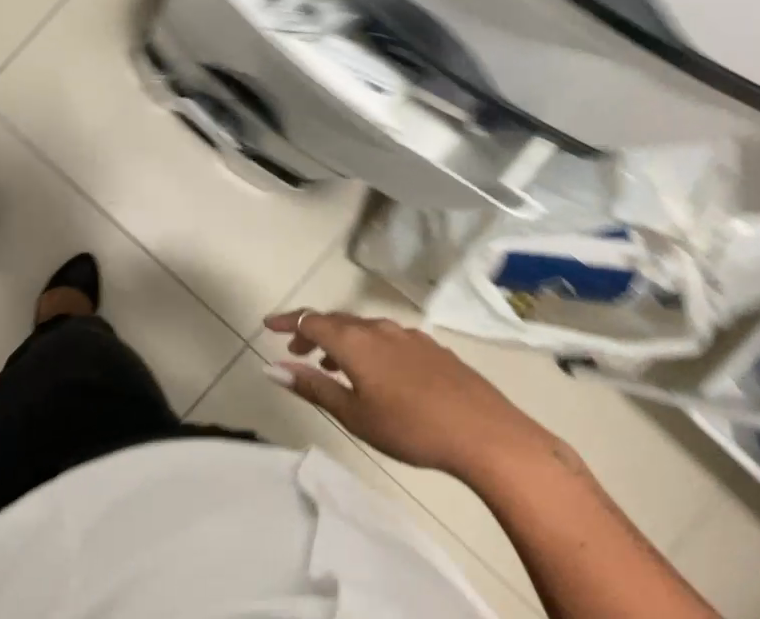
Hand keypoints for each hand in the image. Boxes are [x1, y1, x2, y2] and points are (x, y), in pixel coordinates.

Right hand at [263, 309, 558, 482]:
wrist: (491, 438)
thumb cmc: (412, 428)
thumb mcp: (354, 415)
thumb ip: (312, 387)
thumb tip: (271, 368)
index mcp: (354, 341)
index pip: (309, 320)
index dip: (287, 322)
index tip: (268, 326)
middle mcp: (380, 329)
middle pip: (337, 321)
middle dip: (312, 333)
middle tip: (296, 353)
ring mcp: (412, 337)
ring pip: (365, 330)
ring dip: (343, 342)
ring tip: (334, 366)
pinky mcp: (436, 351)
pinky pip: (390, 339)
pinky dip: (371, 348)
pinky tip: (380, 374)